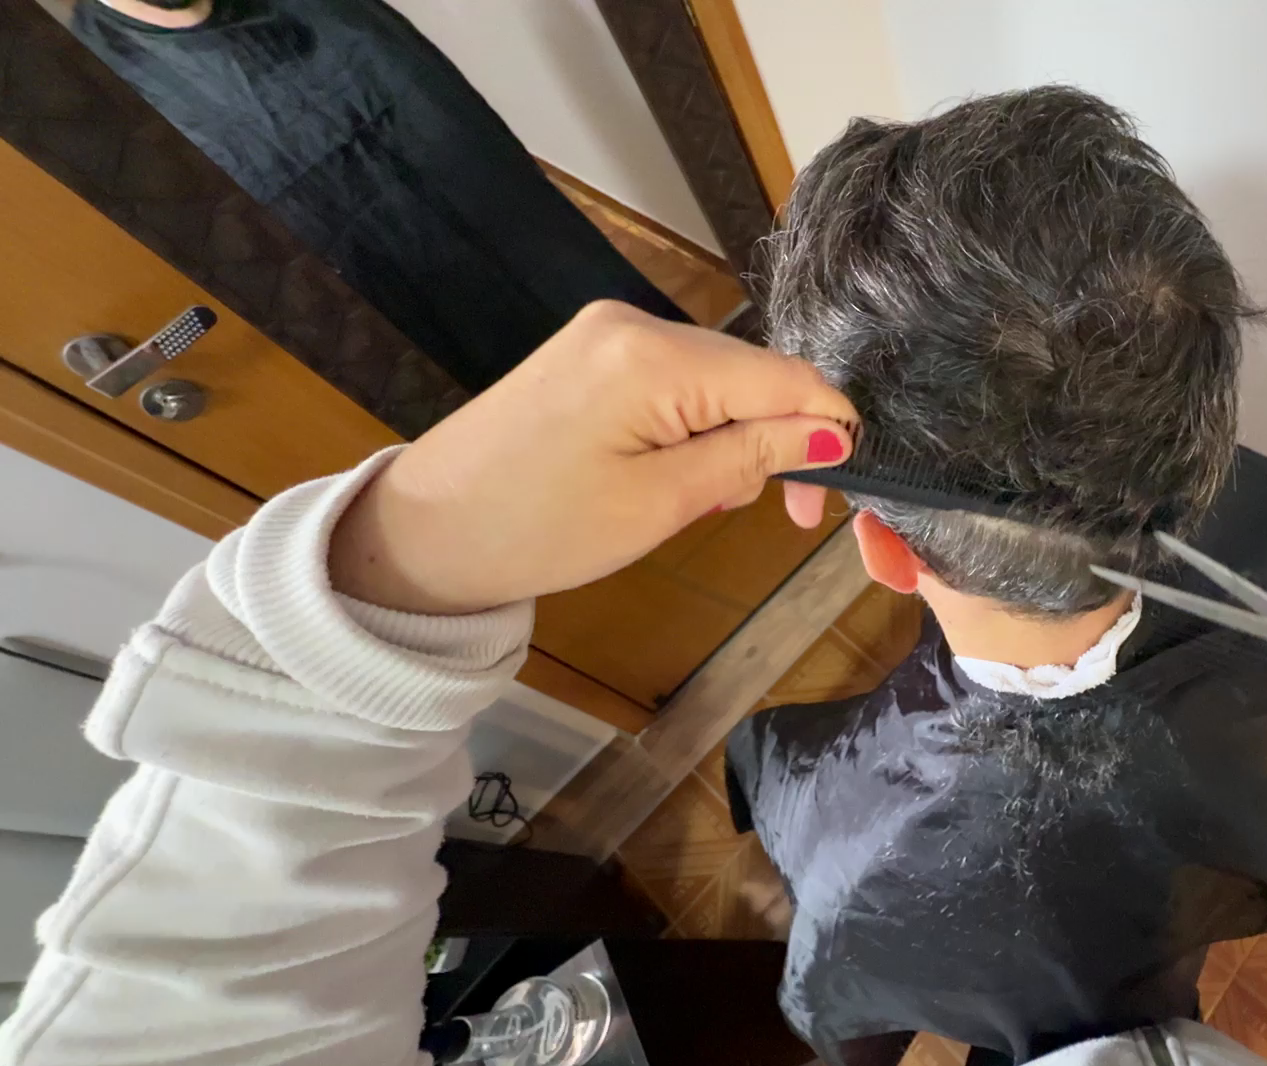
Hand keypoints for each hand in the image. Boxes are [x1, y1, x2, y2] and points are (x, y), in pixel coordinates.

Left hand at [328, 302, 855, 614]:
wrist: (424, 533)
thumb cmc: (544, 530)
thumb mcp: (664, 502)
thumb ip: (754, 456)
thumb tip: (834, 434)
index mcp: (653, 356)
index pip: (783, 376)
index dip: (827, 425)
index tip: (834, 489)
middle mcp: (637, 323)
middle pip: (757, 373)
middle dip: (784, 438)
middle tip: (789, 514)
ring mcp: (614, 331)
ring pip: (725, 379)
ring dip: (743, 436)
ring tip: (713, 497)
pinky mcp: (600, 351)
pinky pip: (685, 380)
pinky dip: (705, 425)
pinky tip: (687, 468)